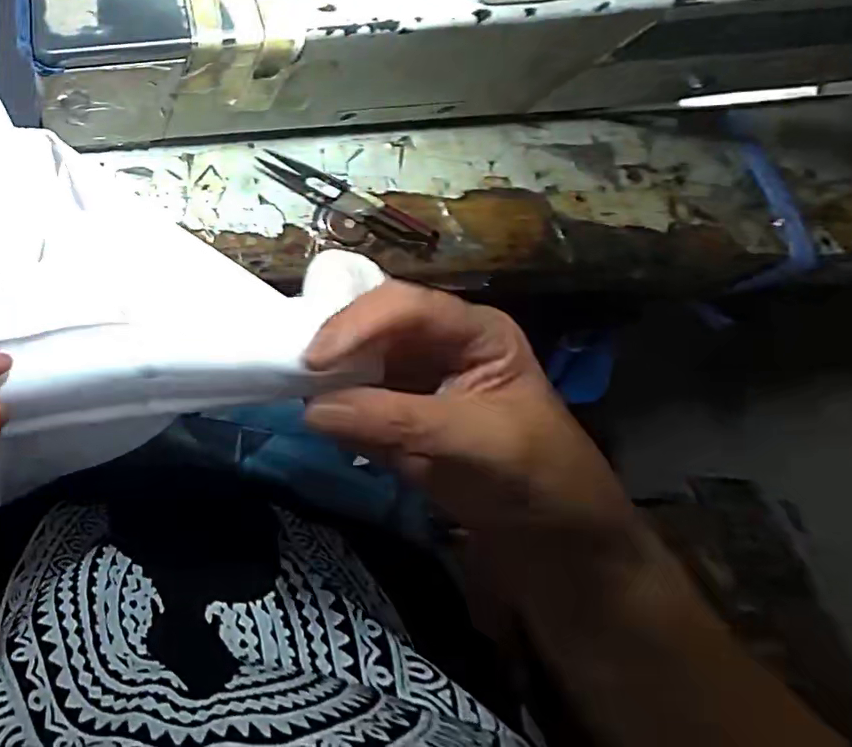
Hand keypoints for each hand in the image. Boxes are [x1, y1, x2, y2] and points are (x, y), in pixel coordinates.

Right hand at [301, 282, 641, 590]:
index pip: (405, 305)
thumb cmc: (538, 480)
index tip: (316, 359)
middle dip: (332, 340)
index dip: (356, 323)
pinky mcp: (388, 404)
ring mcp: (409, 372)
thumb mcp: (475, 445)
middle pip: (369, 319)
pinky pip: (347, 389)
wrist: (557, 545)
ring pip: (352, 352)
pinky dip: (327, 397)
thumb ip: (394, 422)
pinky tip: (311, 407)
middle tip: (294, 369)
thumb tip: (312, 409)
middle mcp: (433, 340)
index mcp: (471, 330)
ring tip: (294, 386)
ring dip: (324, 369)